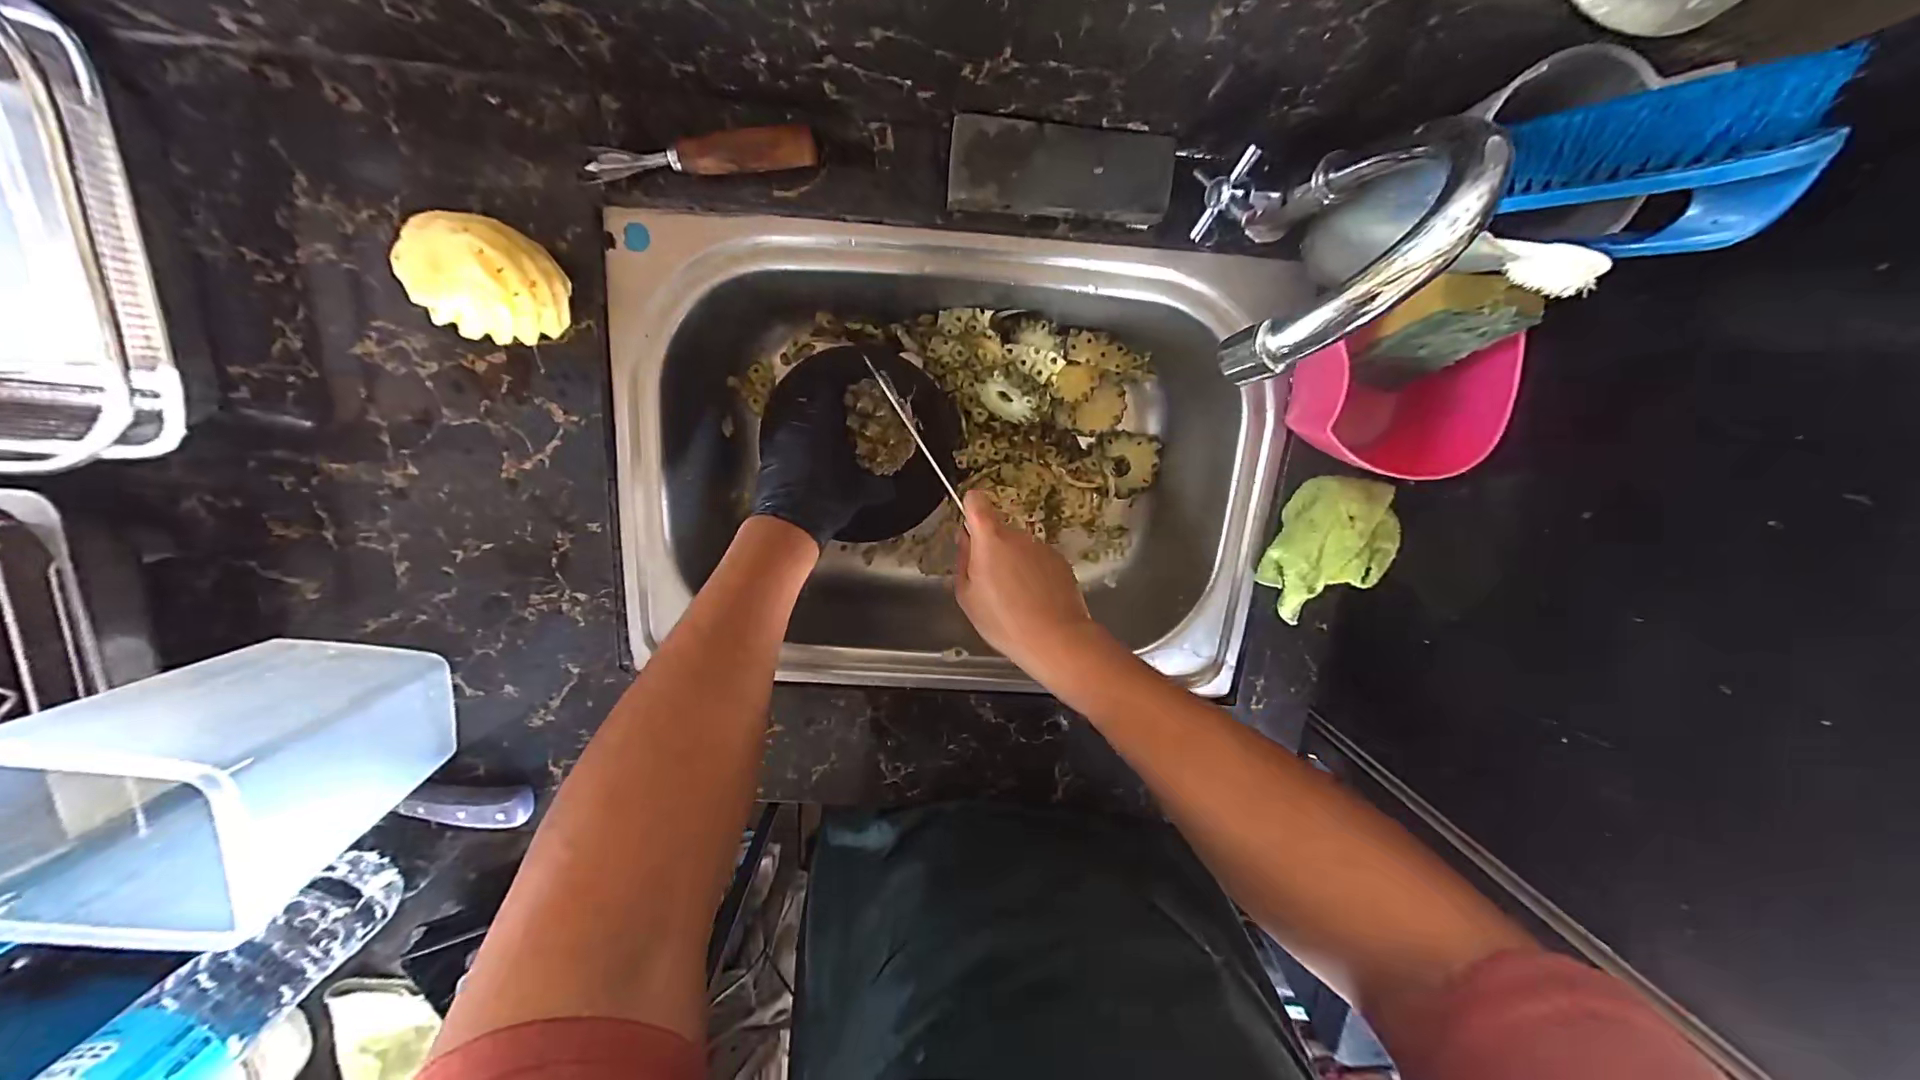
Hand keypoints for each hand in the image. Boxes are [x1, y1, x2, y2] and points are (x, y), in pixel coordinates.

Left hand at [751, 374, 887, 546]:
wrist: (788, 523)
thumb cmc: (826, 499)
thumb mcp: (860, 491)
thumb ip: (879, 484)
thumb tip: (893, 487)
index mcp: (822, 421)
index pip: (829, 385)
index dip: (841, 382)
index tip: (852, 385)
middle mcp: (799, 422)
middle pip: (811, 398)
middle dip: (827, 401)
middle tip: (844, 409)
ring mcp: (780, 437)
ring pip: (798, 416)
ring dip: (812, 419)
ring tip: (828, 431)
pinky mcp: (770, 453)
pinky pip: (788, 435)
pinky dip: (800, 437)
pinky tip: (811, 453)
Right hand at [953, 490, 1102, 670]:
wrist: (1055, 637)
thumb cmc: (1003, 620)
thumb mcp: (967, 596)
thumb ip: (963, 560)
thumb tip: (965, 540)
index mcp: (990, 539)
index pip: (977, 503)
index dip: (970, 508)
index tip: (970, 525)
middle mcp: (1018, 536)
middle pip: (998, 532)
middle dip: (992, 550)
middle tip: (990, 584)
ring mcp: (1042, 548)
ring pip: (1019, 549)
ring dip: (1014, 564)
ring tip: (1014, 599)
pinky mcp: (1061, 562)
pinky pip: (1039, 562)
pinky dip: (1034, 575)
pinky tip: (1034, 601)